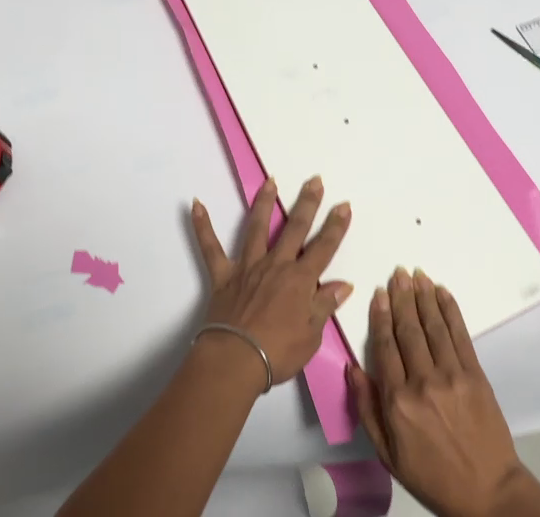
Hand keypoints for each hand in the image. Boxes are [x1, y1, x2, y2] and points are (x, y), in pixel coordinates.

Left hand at [190, 176, 351, 390]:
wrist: (236, 360)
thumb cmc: (278, 352)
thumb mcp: (312, 335)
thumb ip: (325, 305)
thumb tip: (344, 284)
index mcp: (300, 280)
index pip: (324, 248)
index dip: (336, 226)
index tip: (343, 205)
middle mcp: (276, 265)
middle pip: (295, 229)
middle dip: (307, 203)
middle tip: (315, 180)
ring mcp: (248, 267)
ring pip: (257, 228)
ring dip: (264, 203)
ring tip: (270, 181)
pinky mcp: (223, 276)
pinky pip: (210, 247)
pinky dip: (202, 226)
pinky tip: (196, 204)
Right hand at [349, 269, 538, 516]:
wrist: (487, 491)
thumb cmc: (431, 475)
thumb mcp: (388, 453)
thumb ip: (367, 409)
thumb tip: (353, 370)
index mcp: (397, 401)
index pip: (385, 347)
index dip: (380, 316)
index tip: (378, 294)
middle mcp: (423, 382)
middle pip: (408, 330)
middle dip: (401, 297)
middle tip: (396, 272)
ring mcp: (452, 376)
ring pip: (433, 326)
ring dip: (423, 297)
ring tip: (416, 274)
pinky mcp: (475, 375)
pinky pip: (460, 335)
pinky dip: (450, 311)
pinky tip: (442, 293)